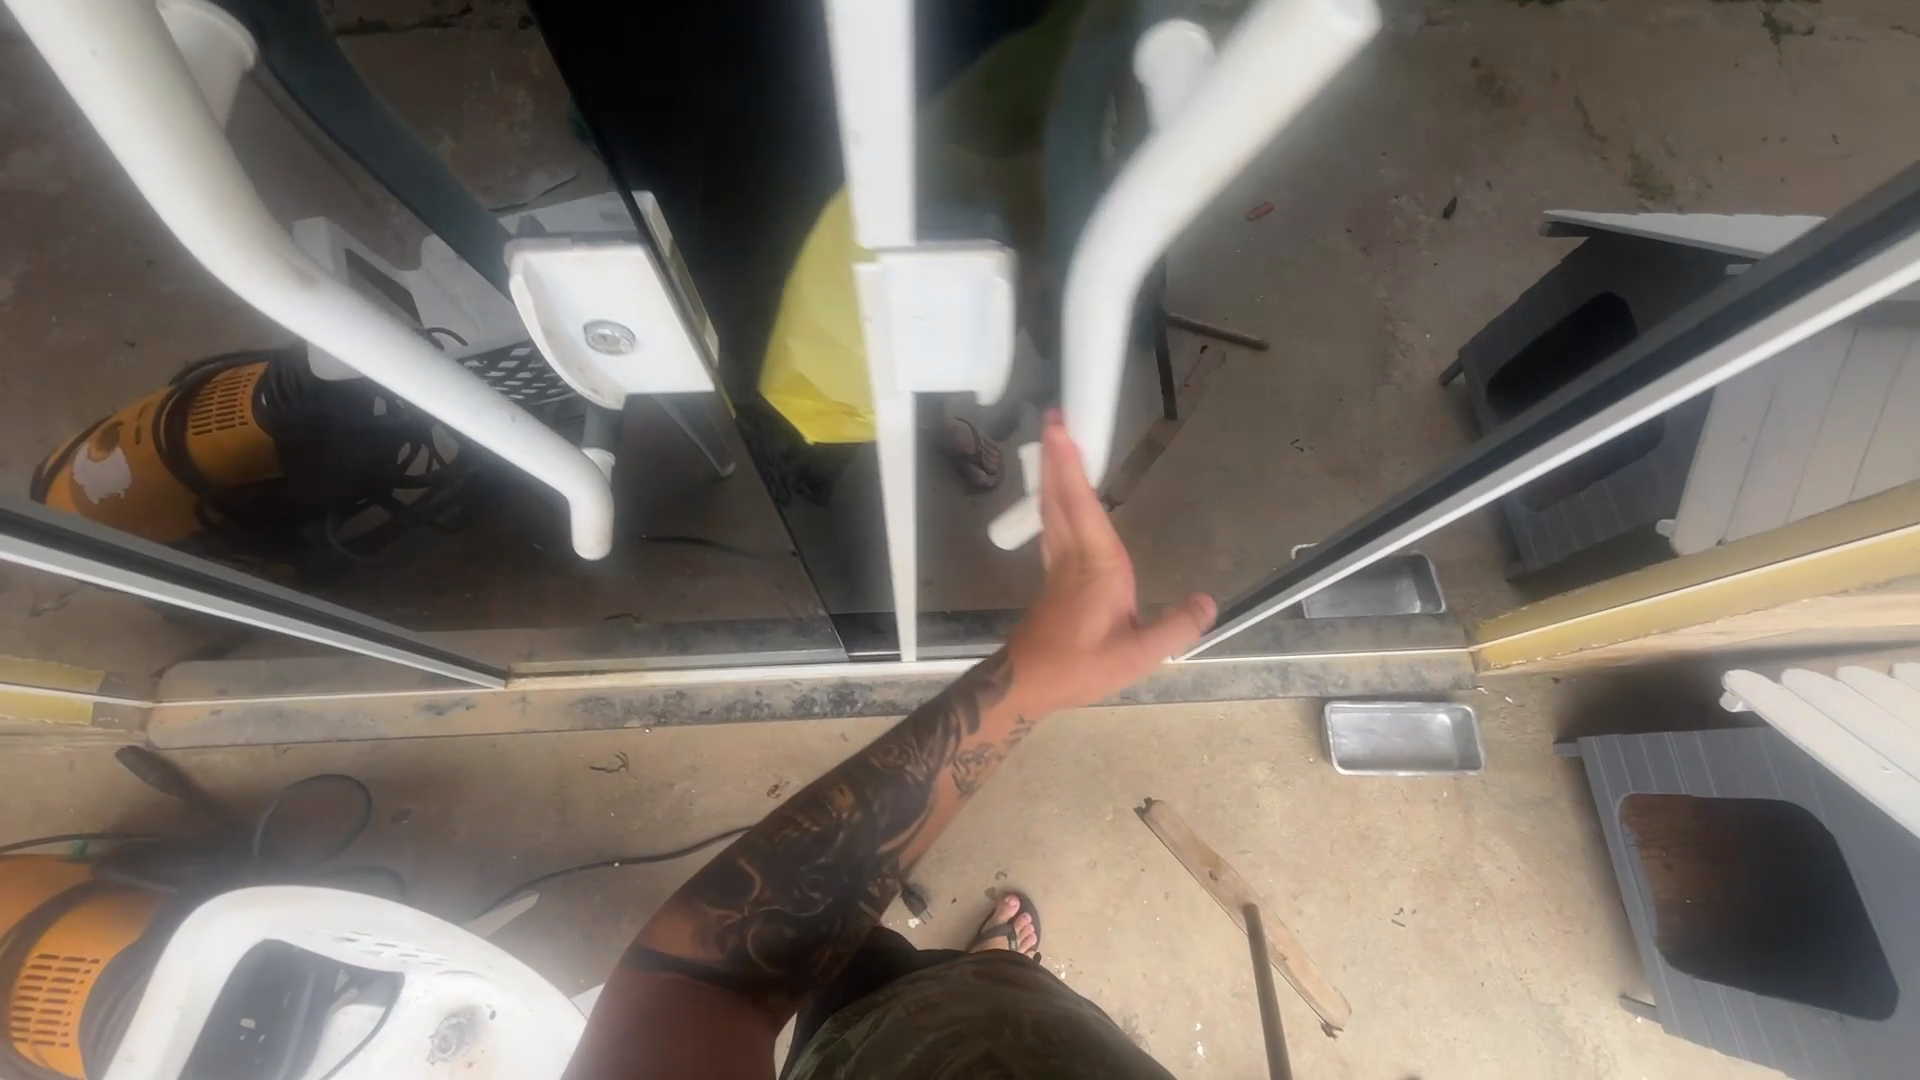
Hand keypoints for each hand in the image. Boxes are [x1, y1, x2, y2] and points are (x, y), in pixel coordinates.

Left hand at [1004, 410, 1215, 715]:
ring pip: (1052, 510)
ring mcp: (1058, 565)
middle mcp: (1074, 555)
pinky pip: (1052, 526)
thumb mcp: (1137, 655)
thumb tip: (1209, 601)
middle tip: (1050, 419)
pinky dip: (1053, 502)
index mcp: (1096, 564)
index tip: (1059, 429)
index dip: (1070, 465)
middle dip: (1055, 456)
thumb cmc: (1079, 666)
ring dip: (1052, 475)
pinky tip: (1056, 501)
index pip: (1082, 504)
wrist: (1029, 682)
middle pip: (1060, 496)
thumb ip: (1175, 628)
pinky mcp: (1053, 578)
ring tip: (1052, 446)